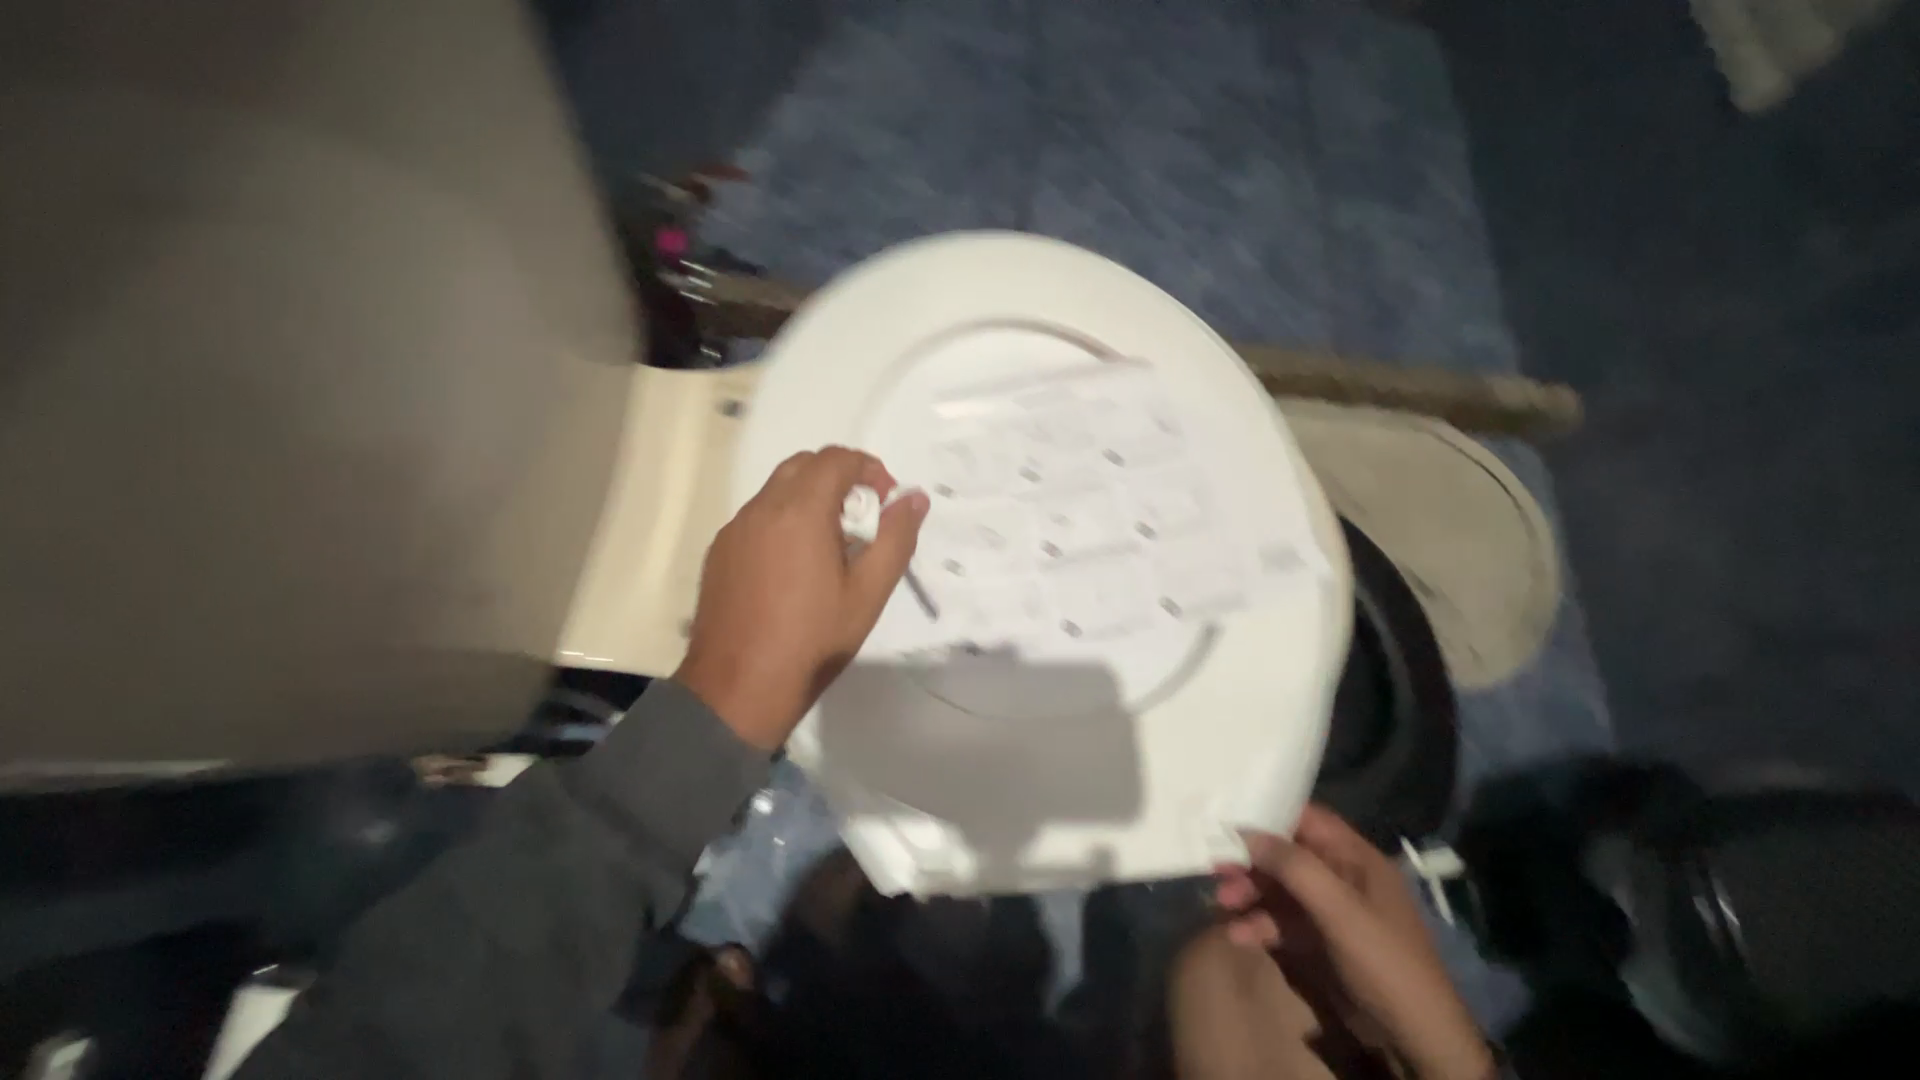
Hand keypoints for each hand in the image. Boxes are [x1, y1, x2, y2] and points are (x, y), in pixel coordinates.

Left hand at [674, 446, 928, 750]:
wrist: (739, 688)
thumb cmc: (813, 641)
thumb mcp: (868, 593)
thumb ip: (896, 538)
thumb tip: (913, 498)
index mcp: (799, 512)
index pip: (836, 459)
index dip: (869, 469)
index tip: (886, 502)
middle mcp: (761, 509)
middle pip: (804, 465)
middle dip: (839, 478)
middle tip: (862, 520)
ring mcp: (734, 530)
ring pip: (777, 490)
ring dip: (810, 499)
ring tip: (831, 547)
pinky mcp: (719, 553)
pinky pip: (757, 517)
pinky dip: (783, 521)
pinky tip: (795, 568)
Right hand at [1216, 804, 1495, 1079]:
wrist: (1416, 1037)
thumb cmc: (1383, 960)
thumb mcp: (1339, 909)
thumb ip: (1294, 866)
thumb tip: (1247, 832)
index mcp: (1356, 858)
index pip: (1307, 819)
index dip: (1269, 815)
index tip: (1228, 817)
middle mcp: (1342, 877)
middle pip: (1287, 855)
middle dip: (1252, 861)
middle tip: (1216, 869)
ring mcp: (1331, 911)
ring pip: (1281, 890)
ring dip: (1250, 894)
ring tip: (1222, 904)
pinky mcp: (1322, 942)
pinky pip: (1283, 923)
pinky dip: (1260, 926)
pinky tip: (1239, 936)